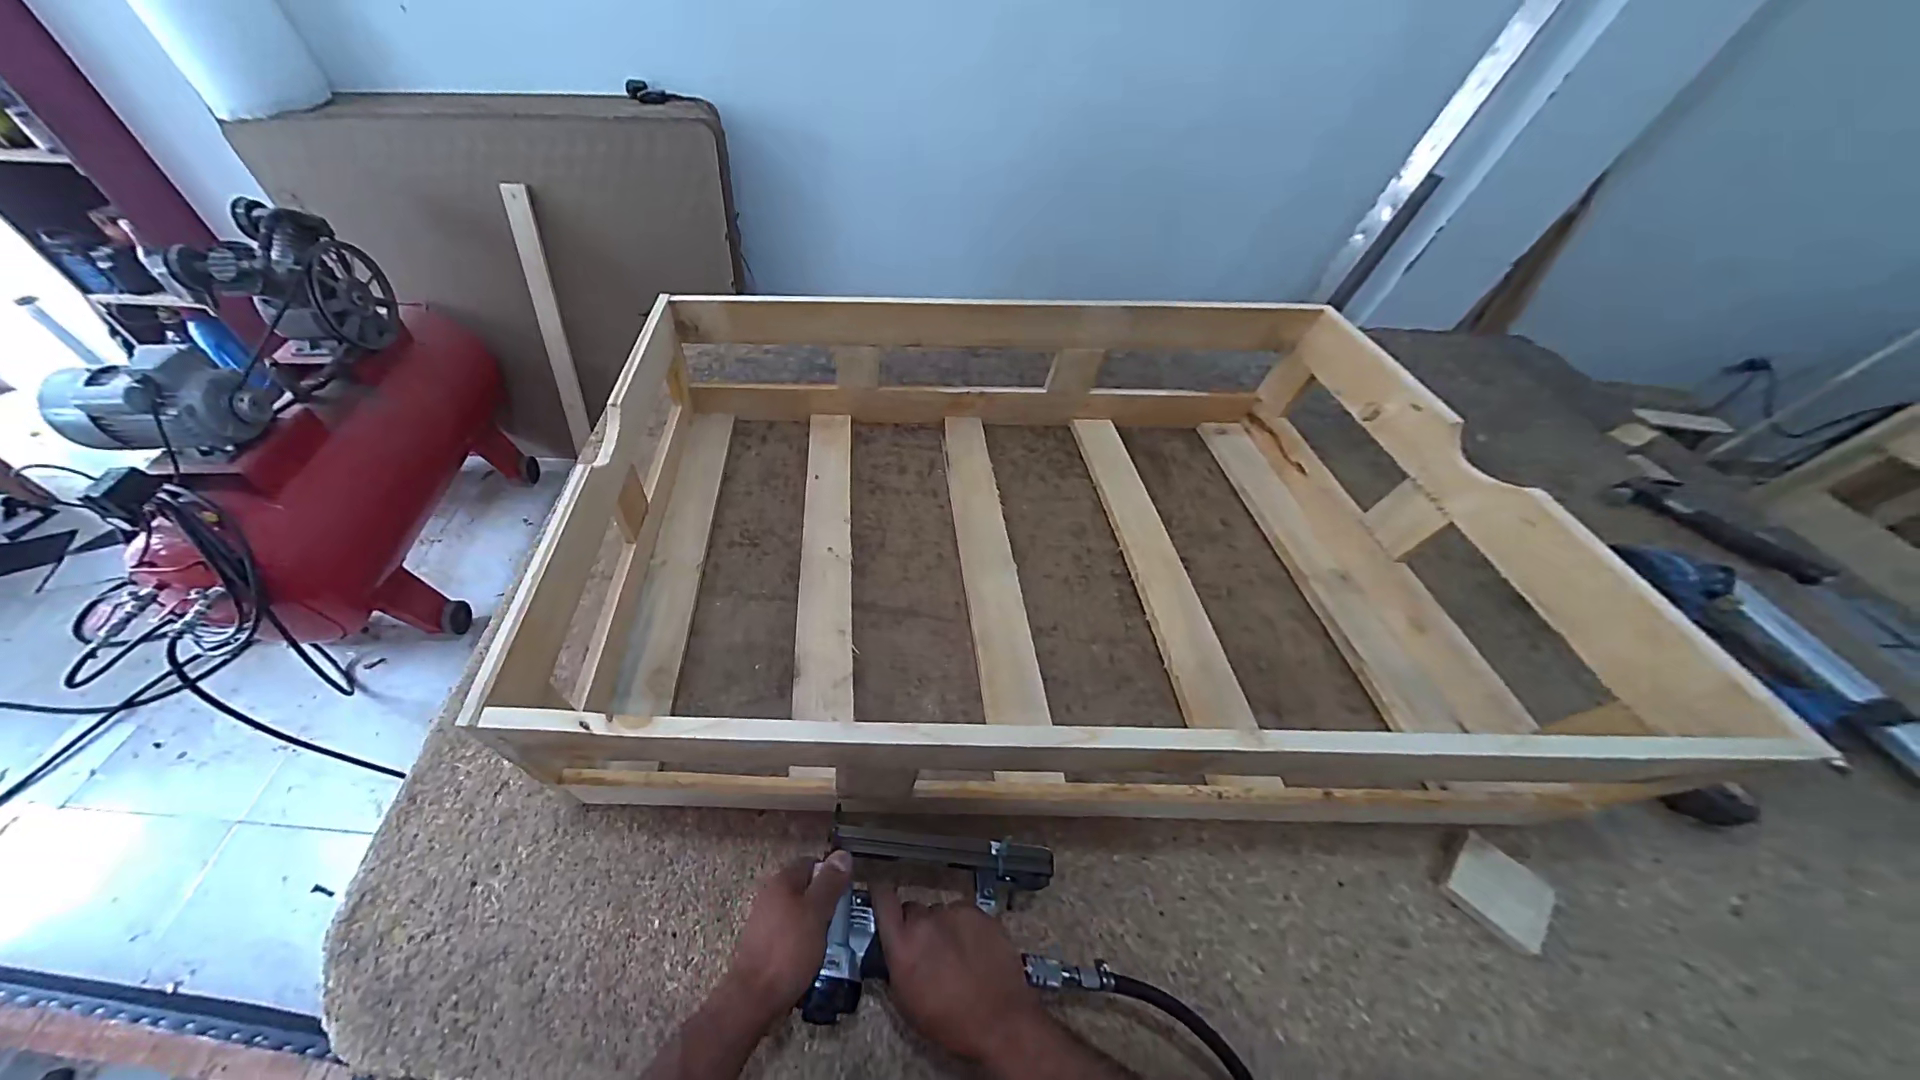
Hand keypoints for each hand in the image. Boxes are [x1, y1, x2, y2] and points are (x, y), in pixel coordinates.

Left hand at [719, 850, 852, 1024]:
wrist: (753, 999)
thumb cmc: (788, 950)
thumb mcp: (817, 912)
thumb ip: (830, 883)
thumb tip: (842, 854)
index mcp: (782, 882)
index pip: (812, 863)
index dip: (831, 874)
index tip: (848, 891)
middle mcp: (770, 896)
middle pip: (805, 889)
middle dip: (825, 901)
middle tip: (844, 917)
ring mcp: (764, 923)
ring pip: (799, 913)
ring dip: (816, 923)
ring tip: (833, 939)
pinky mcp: (763, 947)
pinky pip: (790, 934)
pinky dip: (804, 940)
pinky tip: (814, 956)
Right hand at [870, 884, 1045, 1063]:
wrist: (999, 1019)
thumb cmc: (948, 1021)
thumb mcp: (906, 1001)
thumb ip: (895, 964)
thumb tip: (894, 947)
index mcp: (903, 943)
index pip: (883, 898)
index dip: (880, 894)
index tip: (881, 895)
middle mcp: (926, 920)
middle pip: (913, 908)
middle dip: (915, 925)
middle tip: (927, 949)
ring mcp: (955, 913)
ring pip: (940, 912)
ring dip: (942, 927)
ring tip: (956, 954)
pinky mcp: (980, 912)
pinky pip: (964, 913)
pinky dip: (965, 927)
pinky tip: (974, 950)